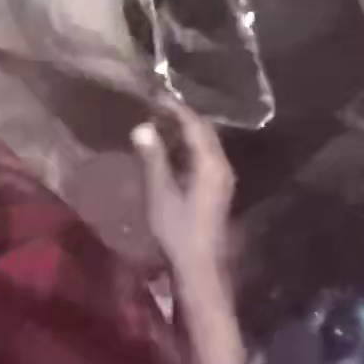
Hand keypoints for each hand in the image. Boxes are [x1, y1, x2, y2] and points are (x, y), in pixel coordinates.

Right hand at [132, 99, 233, 279]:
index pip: (195, 126)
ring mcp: (221, 178)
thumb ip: (153, 158)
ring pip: (205, 144)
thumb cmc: (178, 230)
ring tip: (158, 122)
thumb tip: (142, 127)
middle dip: (182, 117)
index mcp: (211, 165)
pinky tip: (168, 148)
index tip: (156, 96)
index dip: (176, 109)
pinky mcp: (215, 189)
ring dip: (184, 131)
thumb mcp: (160, 193)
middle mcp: (221, 167)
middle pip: (204, 132)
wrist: (199, 266)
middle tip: (156, 106)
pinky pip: (203, 157)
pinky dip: (186, 146)